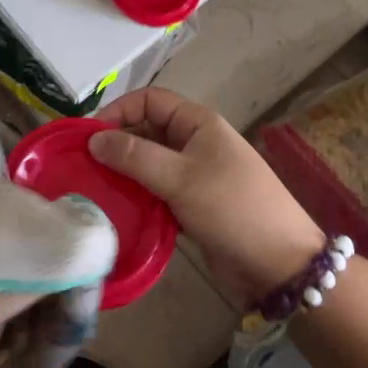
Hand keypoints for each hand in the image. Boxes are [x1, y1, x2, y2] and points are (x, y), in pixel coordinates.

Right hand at [90, 88, 324, 305]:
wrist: (282, 267)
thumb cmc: (232, 209)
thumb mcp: (180, 178)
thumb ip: (133, 155)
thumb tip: (92, 139)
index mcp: (197, 123)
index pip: (148, 100)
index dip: (117, 111)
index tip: (88, 135)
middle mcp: (195, 142)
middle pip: (146, 130)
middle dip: (117, 144)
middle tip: (85, 165)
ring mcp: (196, 175)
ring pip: (149, 164)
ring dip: (125, 174)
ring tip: (96, 188)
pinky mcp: (194, 205)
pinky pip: (157, 191)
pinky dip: (139, 197)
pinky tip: (120, 210)